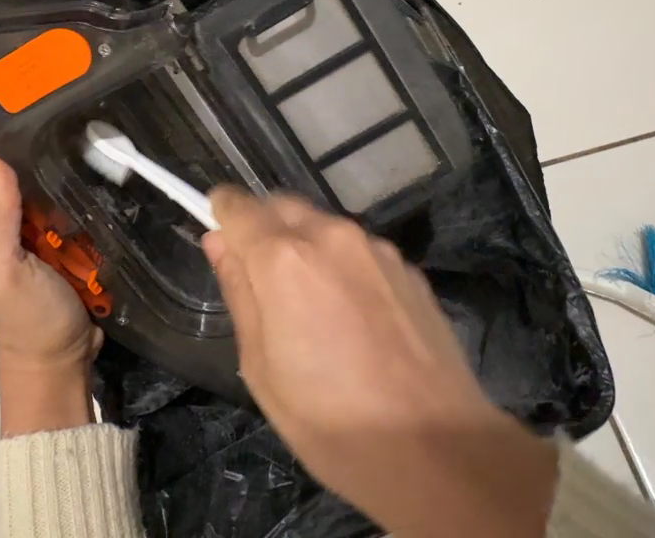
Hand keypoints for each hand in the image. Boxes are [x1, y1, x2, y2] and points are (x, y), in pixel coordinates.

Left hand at [0, 151, 101, 435]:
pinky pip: (75, 199)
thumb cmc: (27, 319)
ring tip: (99, 143)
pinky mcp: (66, 234)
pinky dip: (86, 190)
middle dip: (46, 142)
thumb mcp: (5, 270)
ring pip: (52, 177)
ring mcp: (38, 224)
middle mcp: (4, 213)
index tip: (41, 112)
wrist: (62, 364)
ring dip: (70, 164)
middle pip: (22, 161)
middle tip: (81, 124)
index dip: (7, 132)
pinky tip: (105, 177)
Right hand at [202, 188, 557, 537]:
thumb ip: (239, 292)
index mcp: (283, 258)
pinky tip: (352, 316)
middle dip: (262, 225)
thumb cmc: (331, 420)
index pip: (238, 206)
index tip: (216, 229)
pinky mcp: (408, 268)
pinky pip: (359, 250)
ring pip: (323, 225)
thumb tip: (220, 243)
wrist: (437, 448)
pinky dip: (342, 264)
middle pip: (282, 206)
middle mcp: (330, 236)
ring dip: (304, 244)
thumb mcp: (261, 367)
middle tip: (257, 274)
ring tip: (309, 302)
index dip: (221, 212)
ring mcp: (375, 248)